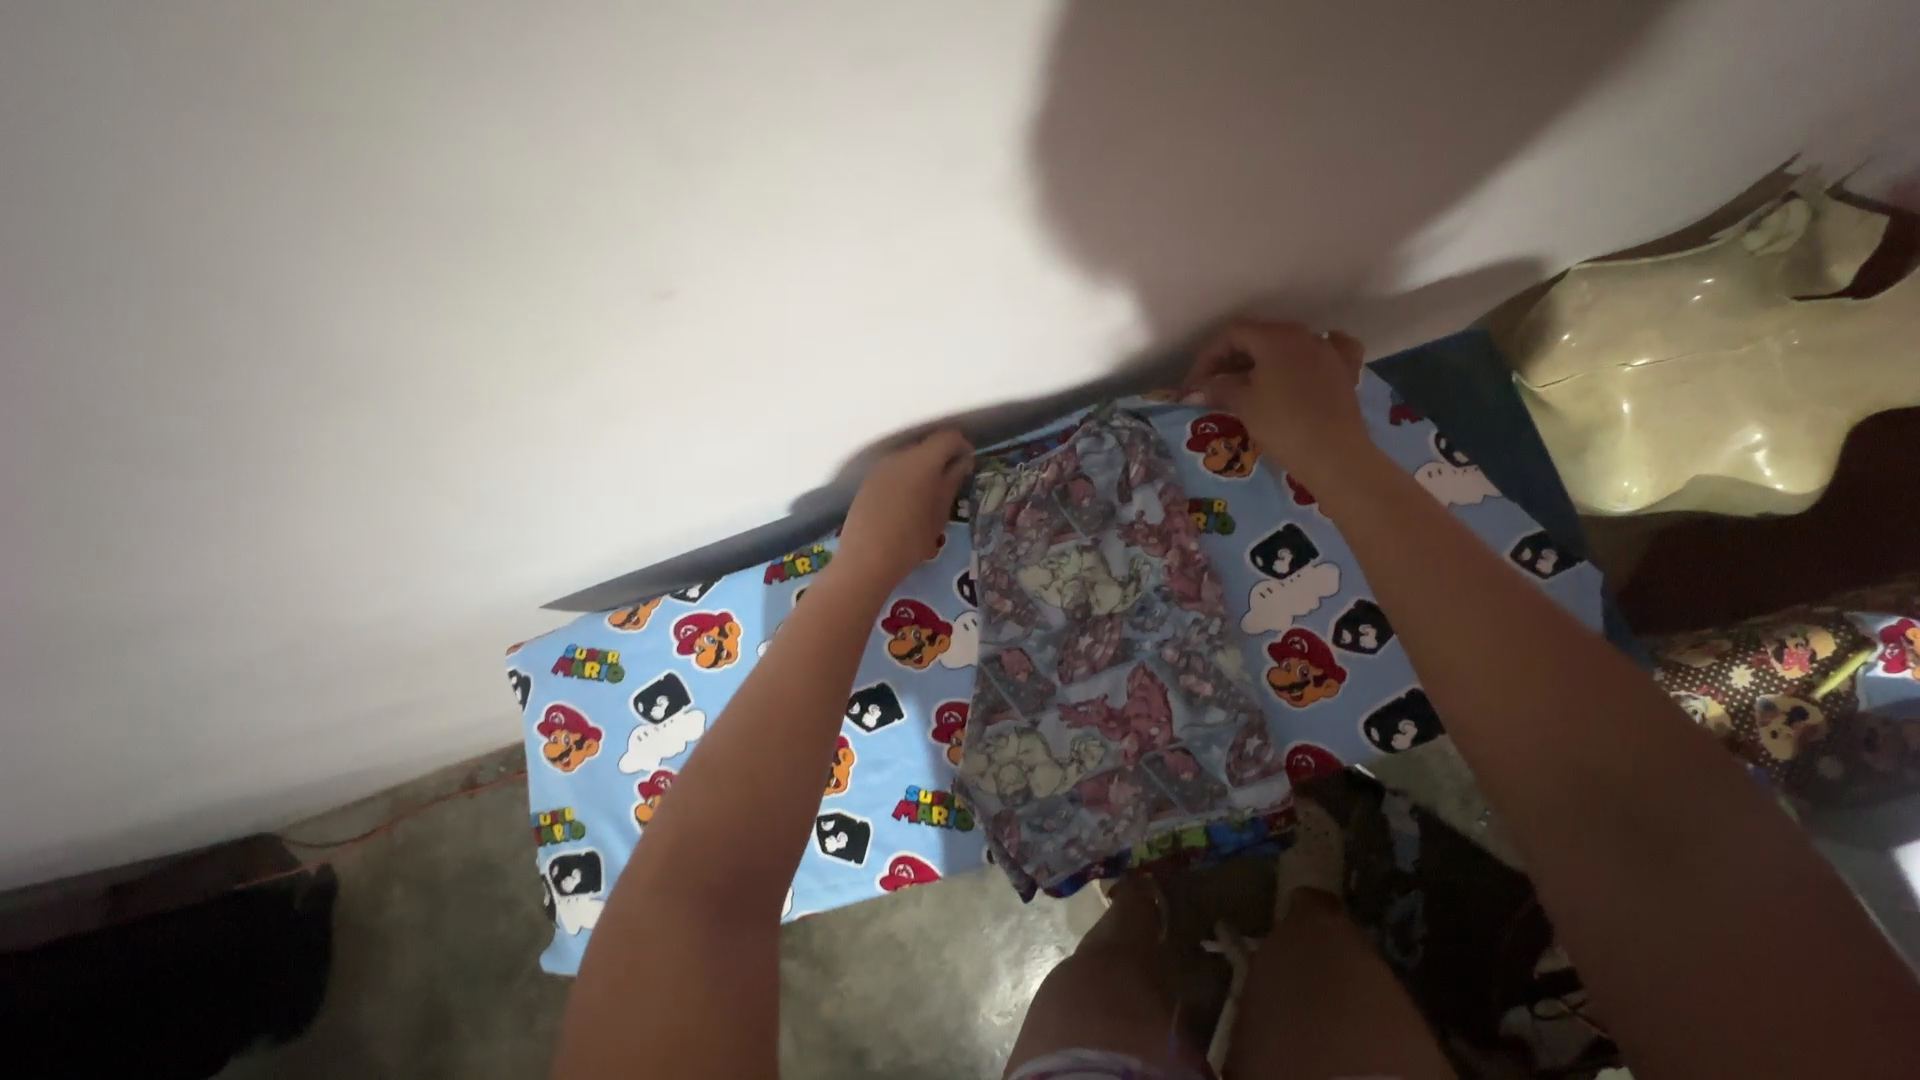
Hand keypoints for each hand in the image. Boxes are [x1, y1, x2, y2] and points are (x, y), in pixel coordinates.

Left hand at [835, 429, 973, 589]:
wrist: (866, 559)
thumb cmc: (912, 538)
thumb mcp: (940, 512)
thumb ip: (953, 481)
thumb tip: (963, 462)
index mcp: (922, 459)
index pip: (949, 437)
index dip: (963, 446)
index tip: (969, 465)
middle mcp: (899, 456)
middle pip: (927, 446)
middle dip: (943, 458)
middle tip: (953, 483)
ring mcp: (880, 468)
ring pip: (909, 459)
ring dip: (923, 470)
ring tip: (930, 497)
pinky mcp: (868, 483)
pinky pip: (894, 472)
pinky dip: (906, 480)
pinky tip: (908, 506)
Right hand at [1183, 319, 1381, 490]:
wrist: (1333, 454)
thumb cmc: (1282, 424)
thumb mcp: (1243, 404)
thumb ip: (1218, 388)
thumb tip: (1199, 388)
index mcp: (1275, 337)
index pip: (1232, 334)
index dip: (1208, 356)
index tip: (1194, 384)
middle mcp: (1304, 335)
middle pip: (1259, 337)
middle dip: (1232, 359)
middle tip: (1214, 385)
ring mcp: (1329, 351)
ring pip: (1289, 346)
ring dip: (1263, 360)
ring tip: (1248, 383)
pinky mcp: (1345, 371)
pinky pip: (1327, 352)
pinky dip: (1310, 357)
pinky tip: (1307, 363)